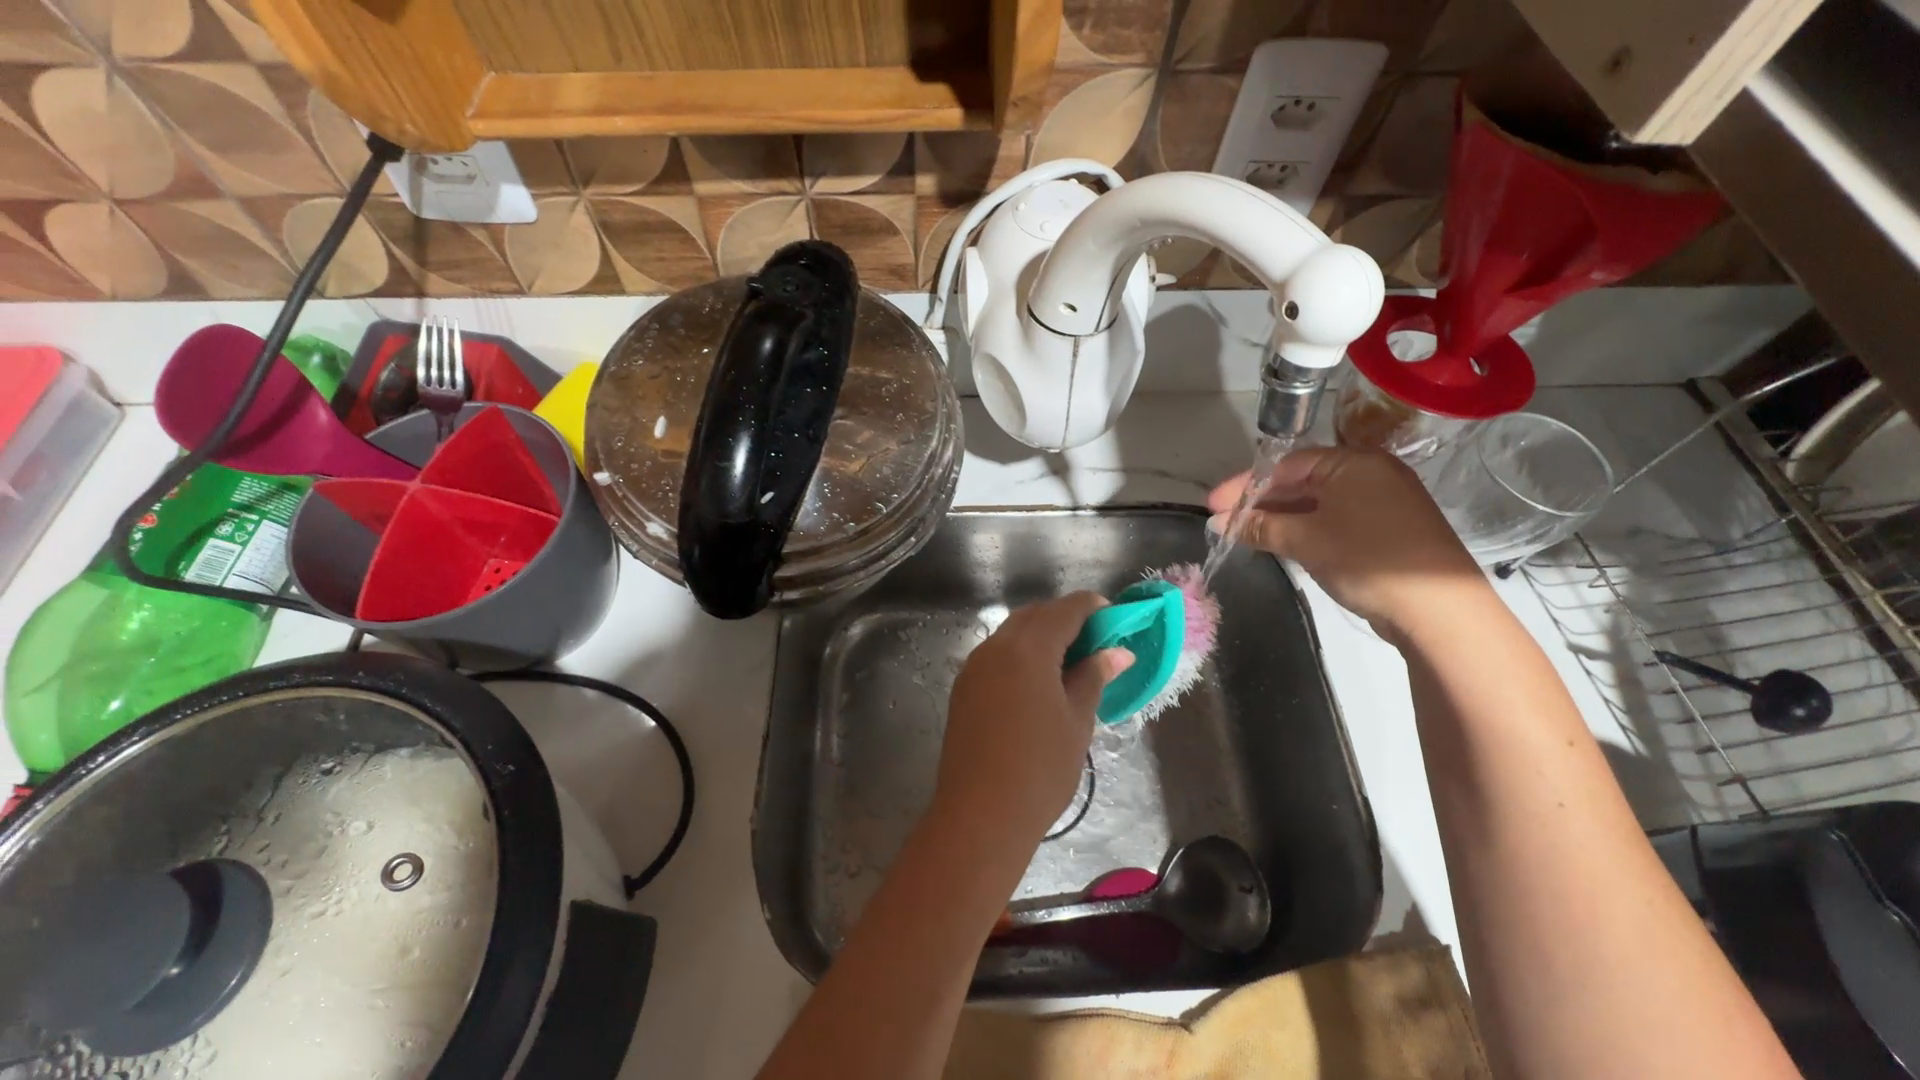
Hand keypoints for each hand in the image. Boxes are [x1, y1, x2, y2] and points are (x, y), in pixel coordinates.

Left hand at [935, 593, 1132, 848]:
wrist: (980, 815)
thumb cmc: (1040, 768)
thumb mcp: (1077, 721)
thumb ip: (1093, 677)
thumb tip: (1117, 652)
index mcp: (1028, 648)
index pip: (1063, 611)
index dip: (1091, 608)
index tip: (1114, 618)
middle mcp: (995, 648)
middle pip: (1034, 616)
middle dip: (1065, 619)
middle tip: (1096, 642)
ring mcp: (973, 668)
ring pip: (1011, 635)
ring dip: (1040, 637)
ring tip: (1070, 664)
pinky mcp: (963, 690)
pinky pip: (995, 657)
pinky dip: (1020, 657)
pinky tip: (1038, 683)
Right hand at [1208, 446, 1484, 639]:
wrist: (1438, 609)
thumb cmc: (1367, 559)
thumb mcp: (1306, 541)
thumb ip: (1261, 527)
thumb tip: (1218, 522)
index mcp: (1353, 462)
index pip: (1286, 465)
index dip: (1246, 486)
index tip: (1213, 507)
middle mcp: (1371, 473)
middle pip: (1303, 480)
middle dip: (1262, 502)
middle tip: (1225, 523)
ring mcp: (1384, 501)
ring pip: (1320, 502)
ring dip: (1283, 517)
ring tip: (1248, 535)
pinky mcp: (1389, 529)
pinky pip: (1337, 518)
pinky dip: (1308, 528)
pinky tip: (1285, 543)